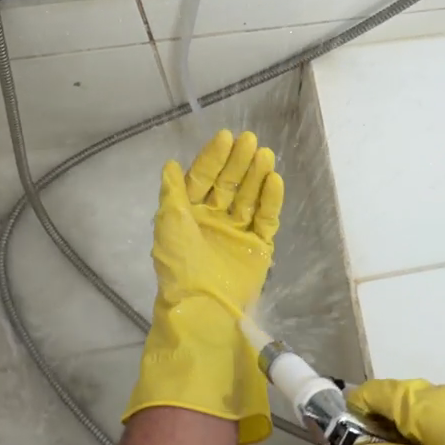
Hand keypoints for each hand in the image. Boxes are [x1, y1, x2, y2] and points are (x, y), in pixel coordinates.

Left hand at [122, 130, 283, 444]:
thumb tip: (170, 165)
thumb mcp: (169, 226)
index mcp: (190, 215)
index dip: (214, 158)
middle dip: (239, 162)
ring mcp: (238, 233)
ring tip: (265, 155)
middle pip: (230, 185)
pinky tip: (275, 180)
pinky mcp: (258, 247)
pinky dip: (271, 200)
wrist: (203, 307)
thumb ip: (172, 194)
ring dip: (257, 176)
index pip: (204, 179)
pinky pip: (266, 219)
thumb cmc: (181, 266)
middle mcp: (215, 220)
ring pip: (250, 198)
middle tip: (250, 141)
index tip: (226, 137)